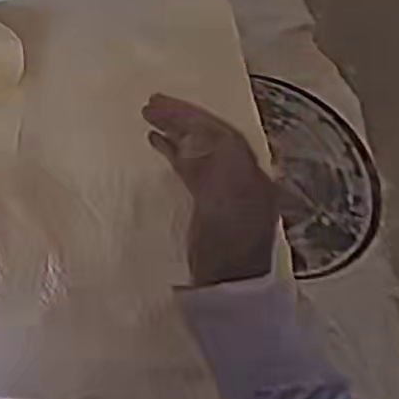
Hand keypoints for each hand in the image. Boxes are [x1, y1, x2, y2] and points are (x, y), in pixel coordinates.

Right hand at [142, 94, 277, 285]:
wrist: (230, 294)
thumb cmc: (226, 252)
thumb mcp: (223, 209)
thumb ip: (212, 171)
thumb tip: (190, 138)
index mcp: (250, 177)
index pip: (221, 134)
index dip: (191, 116)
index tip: (159, 103)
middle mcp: (243, 178)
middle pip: (212, 137)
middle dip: (183, 117)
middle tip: (150, 103)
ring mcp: (226, 191)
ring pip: (201, 148)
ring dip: (177, 129)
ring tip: (149, 115)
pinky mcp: (209, 204)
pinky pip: (191, 166)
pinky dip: (174, 150)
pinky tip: (156, 142)